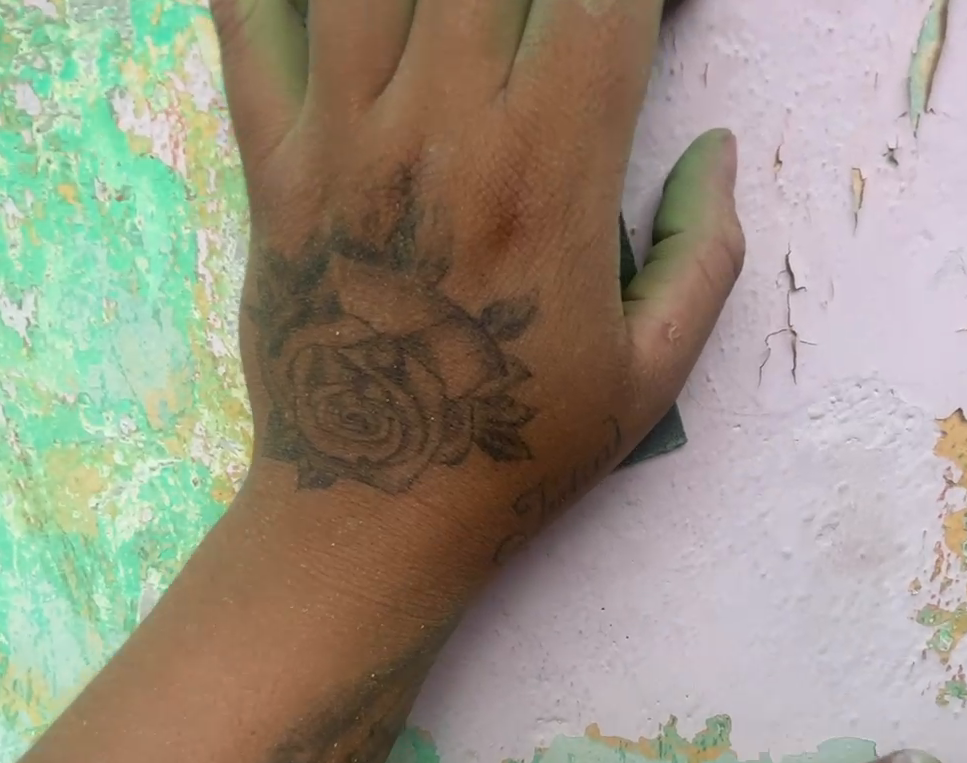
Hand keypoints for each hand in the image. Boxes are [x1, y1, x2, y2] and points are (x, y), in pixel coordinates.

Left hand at [210, 0, 744, 609]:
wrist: (379, 510)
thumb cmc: (519, 453)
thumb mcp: (648, 380)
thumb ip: (702, 260)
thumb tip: (717, 153)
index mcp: (548, 178)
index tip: (657, 12)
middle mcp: (441, 129)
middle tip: (566, 21)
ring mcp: (340, 139)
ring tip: (471, 23)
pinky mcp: (271, 165)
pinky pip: (249, 21)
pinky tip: (341, 13)